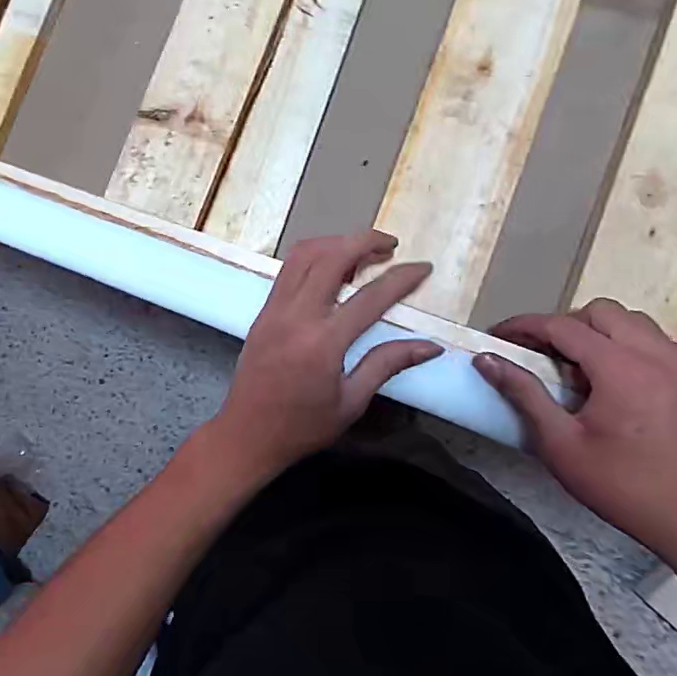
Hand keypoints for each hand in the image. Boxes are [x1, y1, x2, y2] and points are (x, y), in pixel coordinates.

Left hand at [201, 231, 442, 482]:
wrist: (246, 434)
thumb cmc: (301, 426)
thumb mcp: (351, 402)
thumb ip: (387, 364)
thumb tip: (430, 346)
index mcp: (322, 343)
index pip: (370, 297)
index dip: (402, 278)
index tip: (423, 268)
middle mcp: (296, 317)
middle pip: (331, 257)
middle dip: (365, 241)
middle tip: (390, 245)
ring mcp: (274, 310)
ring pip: (303, 255)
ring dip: (335, 243)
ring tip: (362, 251)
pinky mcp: (262, 311)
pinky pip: (287, 270)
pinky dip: (313, 257)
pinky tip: (331, 268)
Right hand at [471, 298, 676, 584]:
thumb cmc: (628, 491)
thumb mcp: (561, 445)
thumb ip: (524, 394)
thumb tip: (488, 360)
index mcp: (622, 368)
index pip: (562, 326)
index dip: (524, 325)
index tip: (499, 336)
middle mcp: (660, 357)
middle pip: (603, 313)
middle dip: (565, 325)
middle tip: (541, 354)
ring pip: (637, 325)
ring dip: (601, 334)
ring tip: (580, 371)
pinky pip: (662, 348)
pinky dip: (632, 350)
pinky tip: (619, 389)